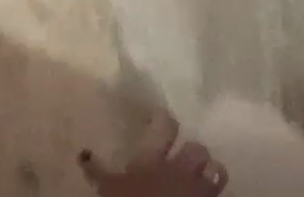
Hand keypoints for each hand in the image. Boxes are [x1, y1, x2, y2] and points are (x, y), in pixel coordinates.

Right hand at [78, 115, 227, 196]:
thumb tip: (83, 153)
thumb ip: (97, 169)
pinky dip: (216, 190)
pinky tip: (208, 191)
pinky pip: (221, 192)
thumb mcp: (108, 188)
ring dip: (211, 168)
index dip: (163, 117)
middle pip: (197, 147)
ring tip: (203, 169)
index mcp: (155, 157)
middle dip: (192, 147)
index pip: (165, 125)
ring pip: (216, 168)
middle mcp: (182, 168)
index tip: (157, 114)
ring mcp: (201, 188)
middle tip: (183, 150)